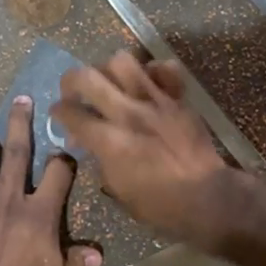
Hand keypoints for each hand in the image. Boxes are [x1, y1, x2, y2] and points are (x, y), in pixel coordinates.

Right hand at [51, 51, 249, 249]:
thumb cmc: (160, 204)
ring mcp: (155, 101)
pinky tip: (147, 82)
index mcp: (110, 140)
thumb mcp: (118, 191)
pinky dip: (153, 70)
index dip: (58, 112)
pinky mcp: (178, 98)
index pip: (71, 113)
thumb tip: (89, 142)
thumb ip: (100, 160)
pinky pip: (164, 68)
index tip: (58, 114)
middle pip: (87, 77)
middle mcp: (128, 113)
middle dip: (71, 81)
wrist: (207, 197)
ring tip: (110, 82)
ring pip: (122, 61)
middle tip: (73, 91)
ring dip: (109, 69)